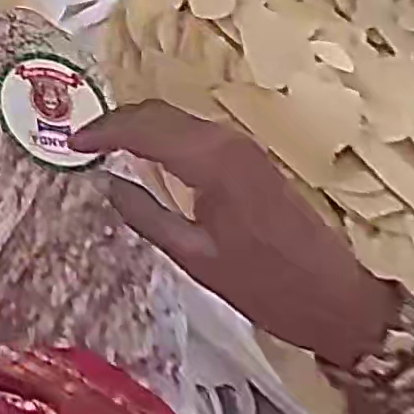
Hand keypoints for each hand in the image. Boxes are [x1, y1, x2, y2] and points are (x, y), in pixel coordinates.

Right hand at [70, 101, 398, 368]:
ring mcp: (237, 142)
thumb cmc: (267, 285)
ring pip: (172, 116)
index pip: (142, 129)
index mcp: (210, 161)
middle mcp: (223, 139)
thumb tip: (106, 183)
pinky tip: (143, 148)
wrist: (341, 301)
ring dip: (136, 123)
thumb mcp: (196, 258)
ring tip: (103, 142)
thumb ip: (146, 215)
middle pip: (156, 112)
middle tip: (81, 139)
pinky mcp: (245, 152)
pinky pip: (189, 128)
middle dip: (114, 121)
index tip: (72, 141)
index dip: (102, 131)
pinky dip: (158, 131)